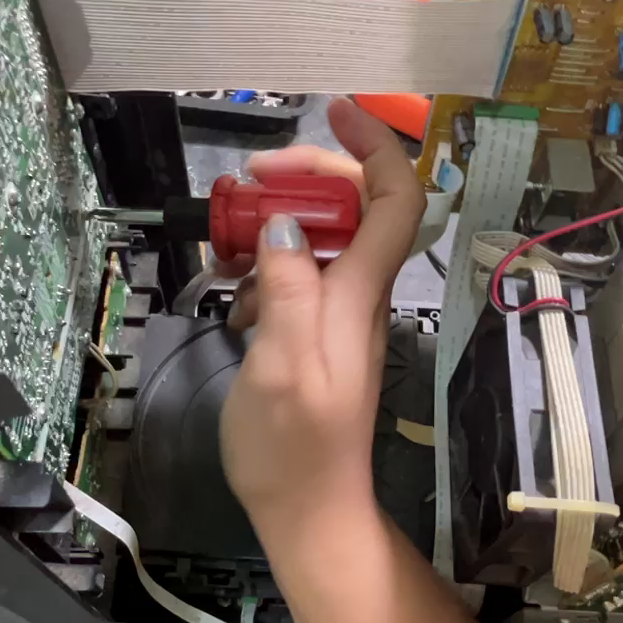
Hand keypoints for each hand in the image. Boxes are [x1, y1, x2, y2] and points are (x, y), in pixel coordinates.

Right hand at [219, 98, 424, 537]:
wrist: (307, 508)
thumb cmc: (292, 448)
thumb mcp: (280, 366)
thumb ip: (288, 289)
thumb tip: (289, 223)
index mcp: (358, 295)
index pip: (394, 202)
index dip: (376, 148)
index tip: (335, 113)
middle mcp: (358, 296)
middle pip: (355, 210)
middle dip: (307, 179)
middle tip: (247, 184)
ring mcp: (338, 316)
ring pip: (323, 241)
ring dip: (278, 227)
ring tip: (228, 244)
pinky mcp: (316, 336)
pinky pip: (300, 279)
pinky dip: (267, 269)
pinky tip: (237, 291)